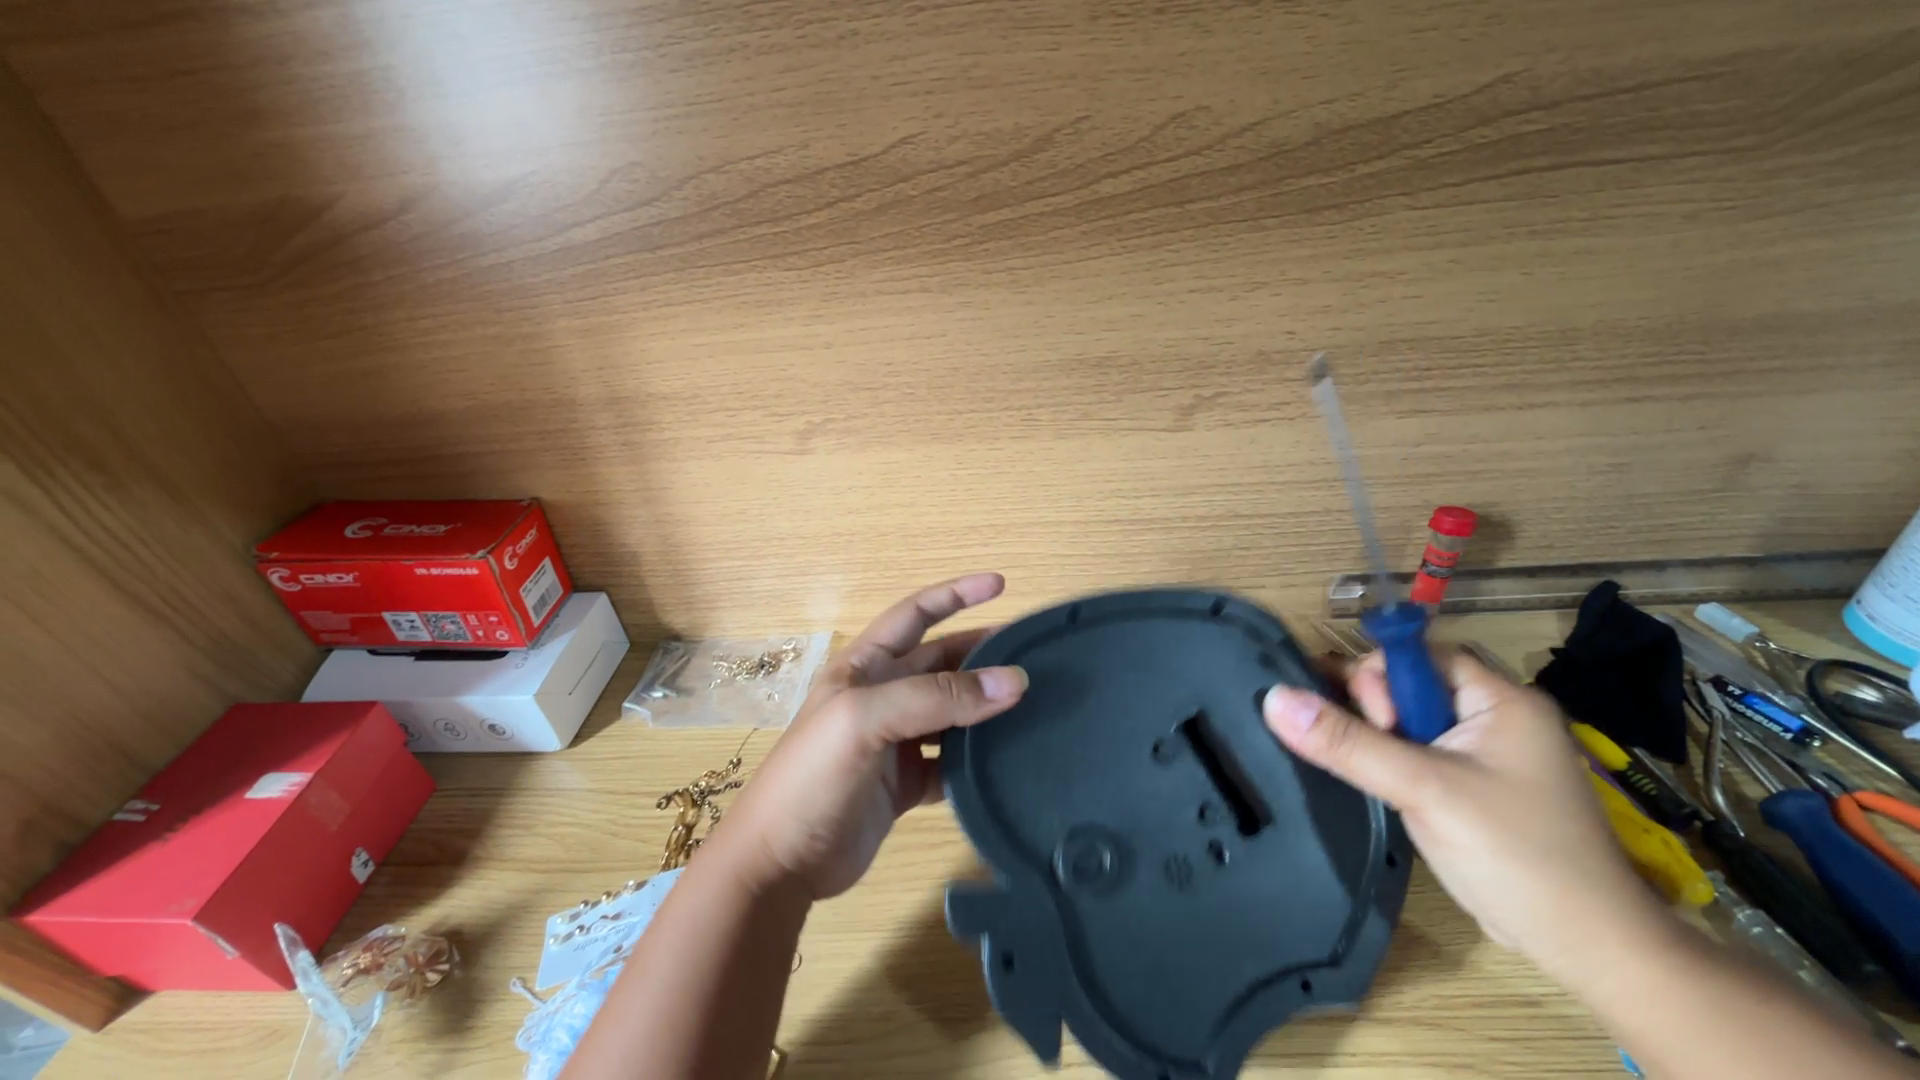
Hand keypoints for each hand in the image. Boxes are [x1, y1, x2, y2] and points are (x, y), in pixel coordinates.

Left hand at [714, 574, 1028, 899]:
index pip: (915, 614)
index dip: (955, 595)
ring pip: (952, 713)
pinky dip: (980, 757)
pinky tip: (1010, 757)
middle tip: (1037, 654)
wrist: (780, 862)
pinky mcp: (907, 784)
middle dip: (983, 653)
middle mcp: (881, 697)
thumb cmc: (813, 776)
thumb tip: (1013, 682)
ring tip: (1037, 702)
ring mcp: (895, 742)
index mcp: (863, 667)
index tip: (1001, 584)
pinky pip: (952, 761)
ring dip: (987, 706)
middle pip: (941, 663)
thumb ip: (937, 697)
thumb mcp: (866, 720)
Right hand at [1262, 649, 1666, 974]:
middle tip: (1380, 761)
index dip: (1383, 679)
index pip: (1418, 655)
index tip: (1378, 726)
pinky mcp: (1474, 788)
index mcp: (1501, 699)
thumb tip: (1274, 698)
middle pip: (1408, 686)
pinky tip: (1380, 789)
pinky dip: (1393, 767)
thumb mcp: (1425, 791)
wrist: (1586, 945)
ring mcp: (1486, 755)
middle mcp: (1495, 717)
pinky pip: (1417, 756)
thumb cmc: (1517, 854)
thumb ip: (1348, 743)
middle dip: (1377, 714)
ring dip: (1380, 744)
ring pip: (1407, 725)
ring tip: (1376, 779)